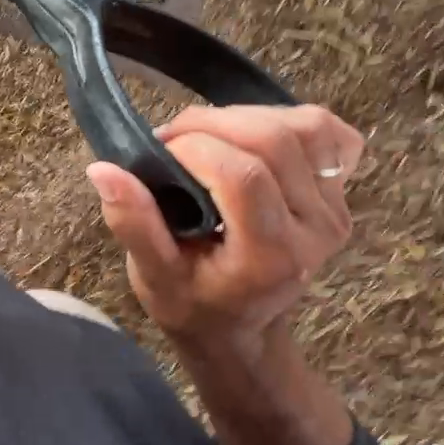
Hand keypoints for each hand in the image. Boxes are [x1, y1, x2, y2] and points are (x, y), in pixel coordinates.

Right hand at [85, 105, 364, 353]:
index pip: (243, 175)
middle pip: (275, 141)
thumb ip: (131, 222)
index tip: (157, 153)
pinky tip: (253, 136)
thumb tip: (102, 169)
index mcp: (269, 256)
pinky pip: (331, 134)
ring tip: (206, 136)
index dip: (193, 148)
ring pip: (305, 127)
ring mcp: (335, 209)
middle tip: (172, 139)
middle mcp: (314, 228)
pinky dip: (290, 121)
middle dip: (212, 124)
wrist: (240, 327)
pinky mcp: (341, 194)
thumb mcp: (151, 275)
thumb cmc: (190, 302)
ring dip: (246, 117)